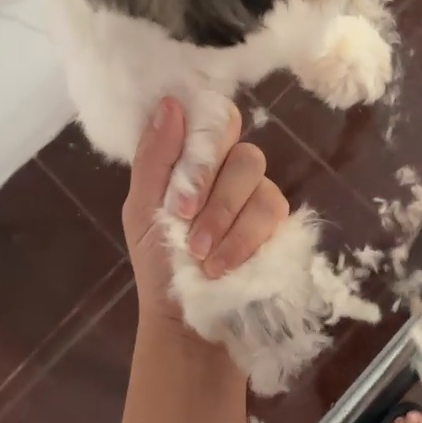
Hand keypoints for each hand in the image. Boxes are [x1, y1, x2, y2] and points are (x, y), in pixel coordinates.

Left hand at [123, 97, 290, 334]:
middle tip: (183, 215)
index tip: (181, 173)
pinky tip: (221, 264)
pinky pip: (271, 210)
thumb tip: (170, 103)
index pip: (216, 119)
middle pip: (239, 147)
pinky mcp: (279, 224)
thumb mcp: (142, 209)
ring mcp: (257, 197)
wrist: (184, 320)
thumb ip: (155, 157)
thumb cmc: (158, 262)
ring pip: (256, 177)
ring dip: (222, 216)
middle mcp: (231, 172)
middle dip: (207, 183)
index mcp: (197, 160)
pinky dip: (242, 238)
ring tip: (199, 252)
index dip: (204, 137)